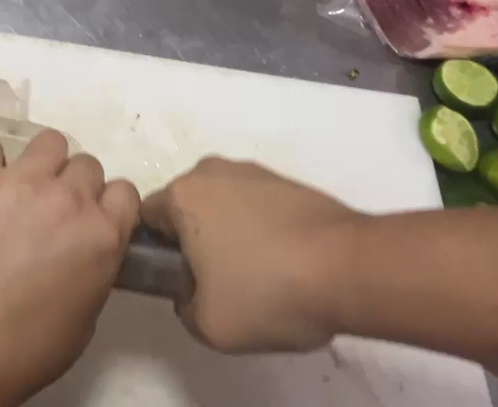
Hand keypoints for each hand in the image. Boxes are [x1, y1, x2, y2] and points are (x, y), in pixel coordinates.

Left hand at [0, 129, 140, 404]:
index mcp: (103, 234)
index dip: (110, 204)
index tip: (95, 217)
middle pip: (87, 164)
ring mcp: (23, 182)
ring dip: (43, 162)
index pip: (125, 191)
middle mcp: (69, 198)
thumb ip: (98, 262)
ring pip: (49, 141)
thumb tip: (88, 243)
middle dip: (76, 184)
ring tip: (26, 187)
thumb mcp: (90, 310)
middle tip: (55, 210)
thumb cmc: (34, 343)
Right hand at [141, 158, 361, 353]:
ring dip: (231, 234)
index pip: (146, 219)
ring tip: (262, 276)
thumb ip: (184, 308)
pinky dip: (263, 231)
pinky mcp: (286, 181)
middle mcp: (209, 172)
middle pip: (186, 209)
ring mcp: (251, 172)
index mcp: (181, 195)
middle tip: (221, 285)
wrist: (350, 268)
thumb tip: (191, 294)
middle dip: (195, 242)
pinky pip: (257, 207)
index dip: (158, 253)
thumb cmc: (268, 291)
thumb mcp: (210, 326)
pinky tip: (288, 264)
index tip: (181, 282)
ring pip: (223, 207)